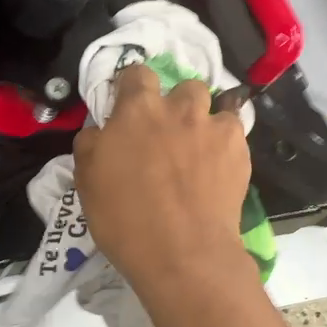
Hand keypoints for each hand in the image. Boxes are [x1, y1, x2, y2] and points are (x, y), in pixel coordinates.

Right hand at [74, 64, 253, 297]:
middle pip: (184, 86)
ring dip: (205, 119)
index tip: (127, 106)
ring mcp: (214, 129)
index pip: (137, 73)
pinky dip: (225, 144)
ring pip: (216, 106)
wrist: (183, 253)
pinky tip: (216, 168)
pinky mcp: (240, 153)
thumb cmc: (123, 217)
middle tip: (166, 131)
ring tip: (197, 146)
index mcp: (136, 110)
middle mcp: (179, 109)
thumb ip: (91, 144)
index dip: (132, 87)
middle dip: (176, 102)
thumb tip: (100, 131)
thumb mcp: (86, 180)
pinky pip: (234, 134)